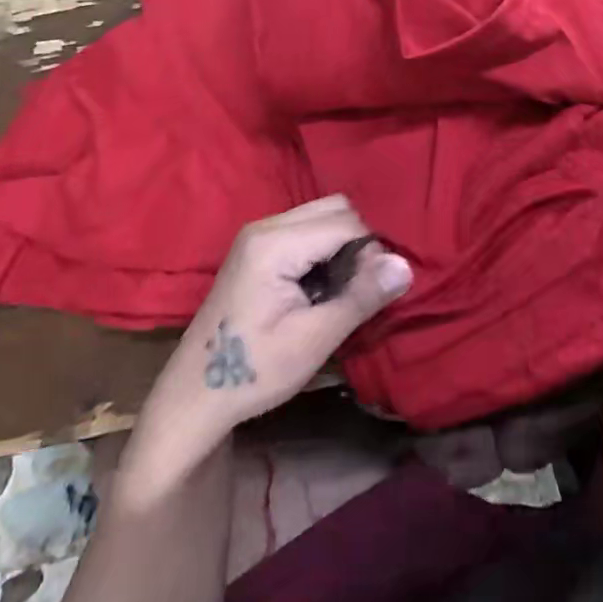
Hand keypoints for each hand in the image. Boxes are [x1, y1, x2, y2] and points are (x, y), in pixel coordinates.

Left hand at [131, 197, 411, 476]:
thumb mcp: (314, 338)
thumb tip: (405, 264)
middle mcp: (265, 226)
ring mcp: (256, 235)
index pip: (346, 223)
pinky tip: (322, 288)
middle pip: (334, 208)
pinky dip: (323, 250)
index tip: (374, 292)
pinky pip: (304, 231)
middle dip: (358, 242)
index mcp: (275, 243)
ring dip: (341, 246)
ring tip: (343, 291)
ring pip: (320, 217)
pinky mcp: (256, 248)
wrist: (197, 392)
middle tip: (361, 288)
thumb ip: (360, 296)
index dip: (371, 253)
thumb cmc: (256, 370)